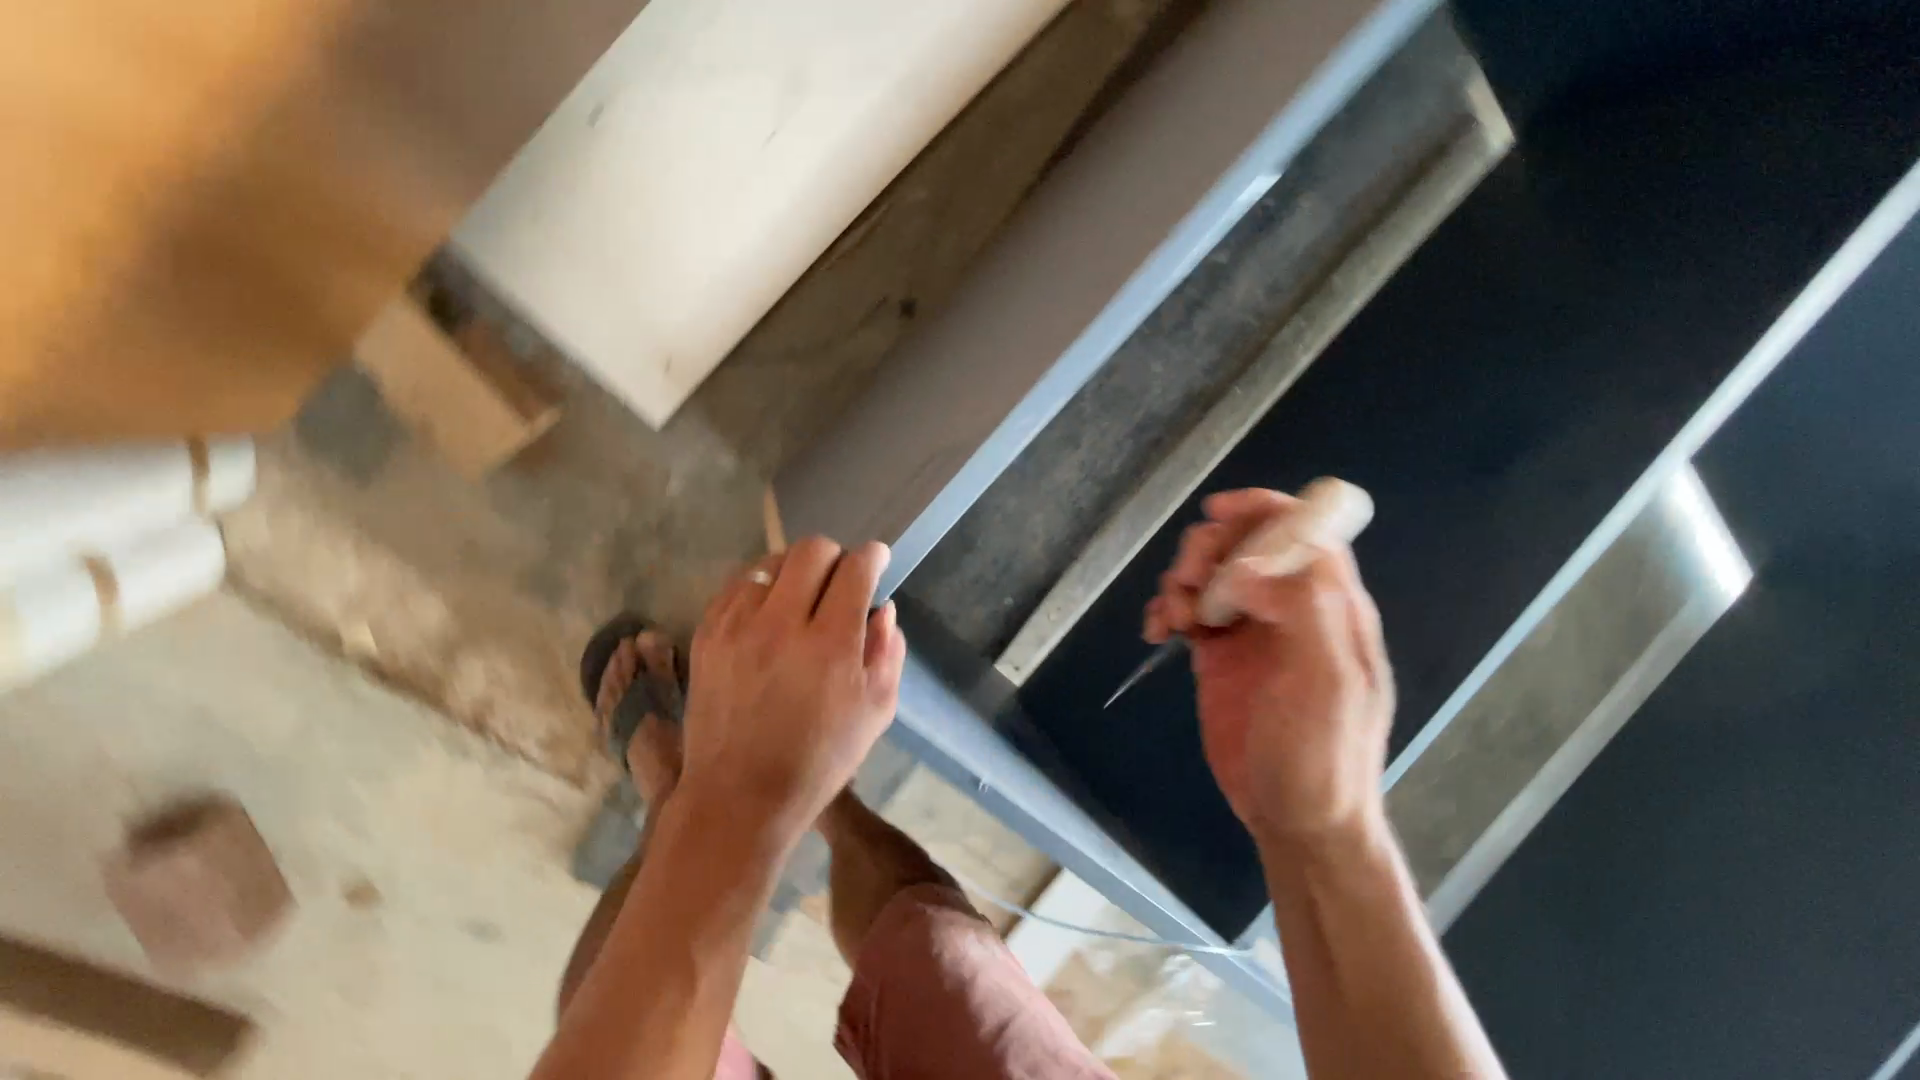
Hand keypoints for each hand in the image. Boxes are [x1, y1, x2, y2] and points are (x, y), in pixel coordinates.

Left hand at [680, 537, 906, 842]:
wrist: (740, 797)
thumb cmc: (819, 761)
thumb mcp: (876, 713)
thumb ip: (888, 653)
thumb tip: (882, 609)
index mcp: (831, 645)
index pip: (855, 569)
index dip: (873, 556)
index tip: (877, 559)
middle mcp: (782, 625)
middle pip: (811, 550)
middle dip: (835, 555)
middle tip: (839, 580)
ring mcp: (737, 627)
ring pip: (770, 562)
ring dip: (794, 570)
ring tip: (800, 596)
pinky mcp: (707, 635)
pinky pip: (736, 585)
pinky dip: (758, 587)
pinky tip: (766, 611)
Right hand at [1144, 489, 1392, 845]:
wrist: (1296, 819)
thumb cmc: (1321, 755)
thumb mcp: (1326, 684)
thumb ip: (1301, 611)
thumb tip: (1250, 565)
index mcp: (1330, 606)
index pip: (1303, 533)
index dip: (1263, 511)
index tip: (1217, 514)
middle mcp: (1290, 609)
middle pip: (1247, 546)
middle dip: (1212, 550)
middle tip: (1191, 582)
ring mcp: (1252, 632)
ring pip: (1213, 575)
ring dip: (1183, 580)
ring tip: (1174, 616)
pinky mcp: (1218, 657)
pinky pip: (1189, 611)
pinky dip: (1167, 610)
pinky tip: (1157, 631)